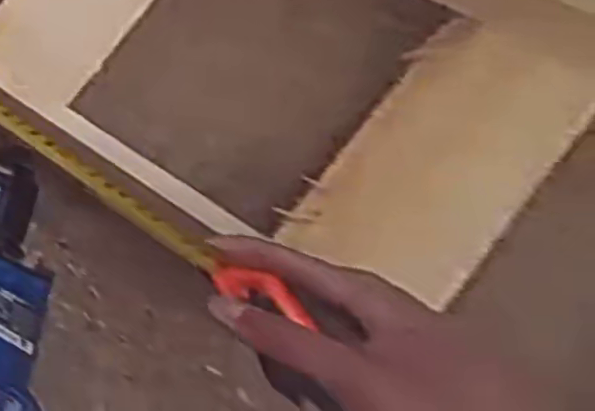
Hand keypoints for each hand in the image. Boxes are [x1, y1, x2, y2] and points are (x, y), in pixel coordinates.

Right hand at [208, 237, 543, 410]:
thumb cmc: (441, 406)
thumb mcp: (352, 374)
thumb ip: (282, 338)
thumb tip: (219, 303)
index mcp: (375, 296)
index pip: (291, 259)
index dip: (244, 252)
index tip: (202, 247)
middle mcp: (391, 314)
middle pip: (309, 302)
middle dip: (277, 322)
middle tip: (258, 343)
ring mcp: (412, 351)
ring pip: (330, 338)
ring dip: (305, 358)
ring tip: (306, 388)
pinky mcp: (423, 382)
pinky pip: (356, 364)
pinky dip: (333, 376)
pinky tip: (334, 398)